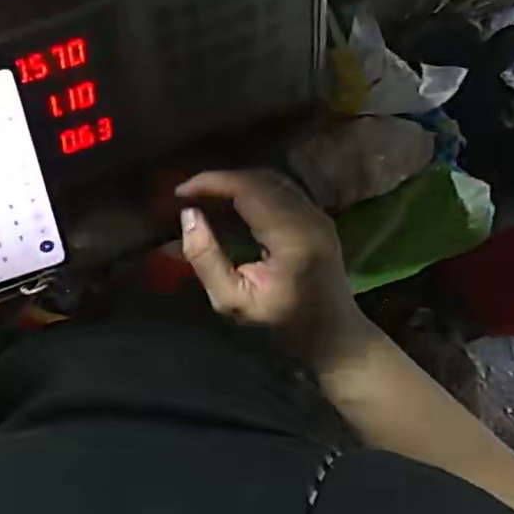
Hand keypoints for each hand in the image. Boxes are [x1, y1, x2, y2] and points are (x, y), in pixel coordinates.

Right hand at [176, 169, 370, 364]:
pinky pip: (278, 189)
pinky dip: (249, 189)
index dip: (212, 182)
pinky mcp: (316, 217)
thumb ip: (206, 259)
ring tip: (203, 196)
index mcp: (292, 237)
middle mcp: (310, 218)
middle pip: (260, 178)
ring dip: (234, 182)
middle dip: (219, 180)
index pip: (249, 189)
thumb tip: (188, 216)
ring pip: (270, 179)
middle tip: (188, 193)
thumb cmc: (281, 324)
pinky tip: (228, 202)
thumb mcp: (232, 301)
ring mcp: (317, 215)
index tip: (180, 192)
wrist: (333, 335)